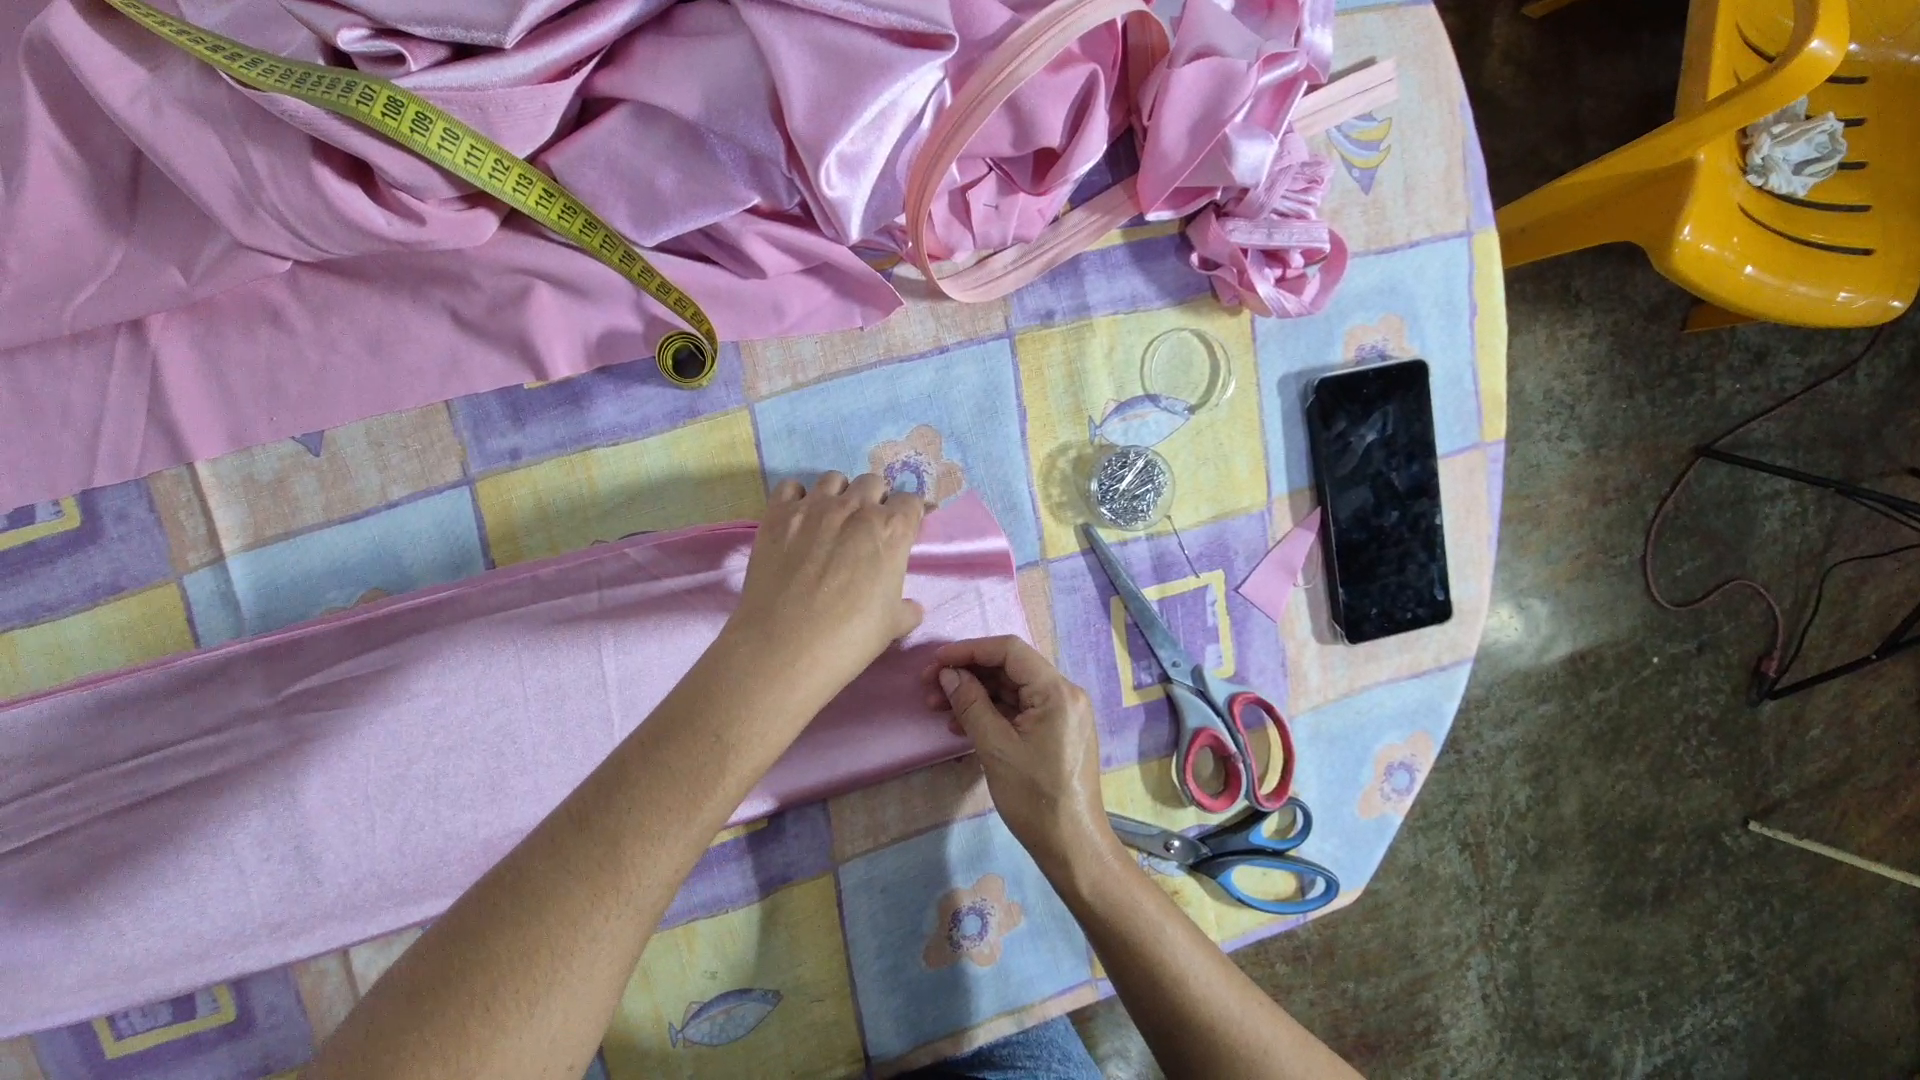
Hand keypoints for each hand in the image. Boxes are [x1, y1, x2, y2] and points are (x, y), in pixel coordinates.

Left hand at [728, 472, 926, 708]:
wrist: (787, 646)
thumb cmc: (850, 638)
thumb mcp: (892, 626)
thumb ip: (907, 608)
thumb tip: (912, 607)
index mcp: (892, 530)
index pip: (910, 502)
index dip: (907, 516)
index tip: (901, 531)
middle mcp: (856, 508)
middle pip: (873, 483)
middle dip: (874, 499)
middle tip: (866, 527)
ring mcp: (815, 507)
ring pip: (834, 479)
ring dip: (839, 494)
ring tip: (832, 518)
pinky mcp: (778, 514)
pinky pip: (791, 487)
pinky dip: (798, 497)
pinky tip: (798, 519)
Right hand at [922, 636, 1122, 872]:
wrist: (1072, 845)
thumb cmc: (1035, 798)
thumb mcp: (996, 748)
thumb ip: (971, 704)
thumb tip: (948, 674)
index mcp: (1057, 691)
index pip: (1009, 651)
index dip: (969, 650)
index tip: (936, 661)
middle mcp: (1064, 694)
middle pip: (1009, 668)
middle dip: (968, 673)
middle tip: (929, 686)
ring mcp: (1061, 714)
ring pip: (1011, 689)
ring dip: (974, 694)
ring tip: (937, 708)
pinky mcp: (1055, 732)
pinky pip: (1019, 710)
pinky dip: (990, 712)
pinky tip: (960, 726)